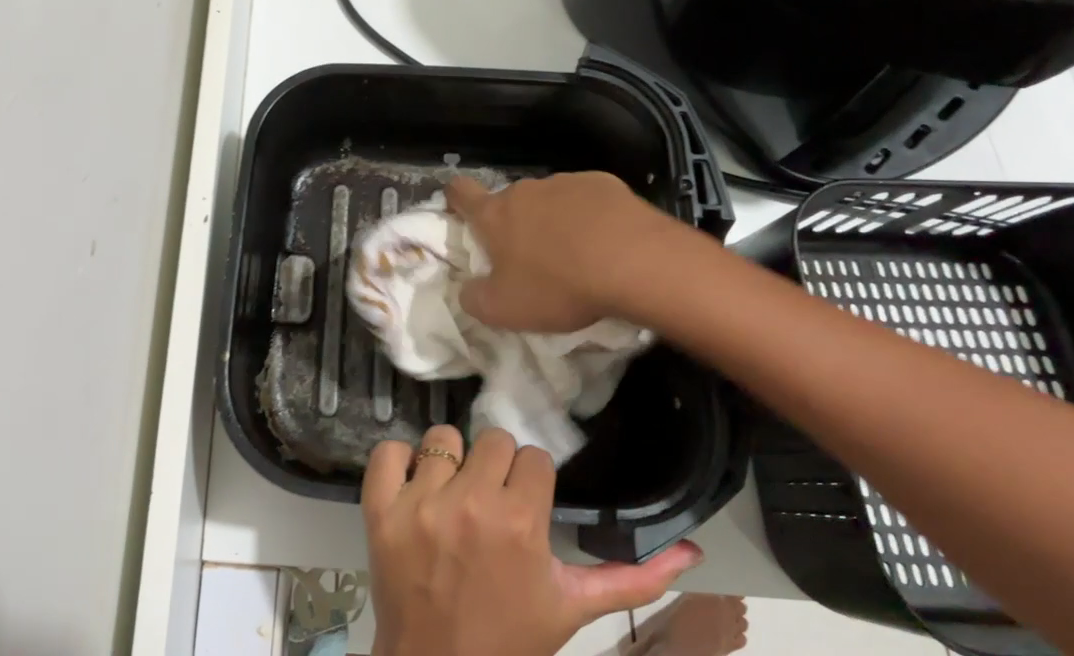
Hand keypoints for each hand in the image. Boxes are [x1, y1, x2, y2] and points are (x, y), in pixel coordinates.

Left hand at [362, 425, 702, 655]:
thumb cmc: (510, 638)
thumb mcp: (573, 607)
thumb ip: (633, 580)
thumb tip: (693, 553)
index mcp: (521, 521)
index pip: (533, 458)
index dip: (530, 482)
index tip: (524, 506)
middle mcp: (471, 502)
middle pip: (492, 440)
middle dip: (496, 468)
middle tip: (490, 502)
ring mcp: (420, 503)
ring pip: (443, 438)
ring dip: (450, 461)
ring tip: (452, 495)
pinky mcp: (379, 509)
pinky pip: (388, 451)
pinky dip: (399, 461)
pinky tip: (414, 487)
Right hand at [448, 173, 703, 332]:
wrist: (635, 262)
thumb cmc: (558, 285)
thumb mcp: (504, 310)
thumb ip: (474, 299)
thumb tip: (467, 290)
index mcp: (494, 215)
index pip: (460, 192)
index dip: (455, 200)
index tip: (460, 212)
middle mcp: (526, 190)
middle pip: (511, 202)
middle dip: (516, 225)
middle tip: (532, 260)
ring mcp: (567, 182)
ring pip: (551, 200)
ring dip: (555, 222)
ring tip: (577, 256)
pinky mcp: (606, 184)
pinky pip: (589, 200)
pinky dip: (591, 218)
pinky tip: (608, 244)